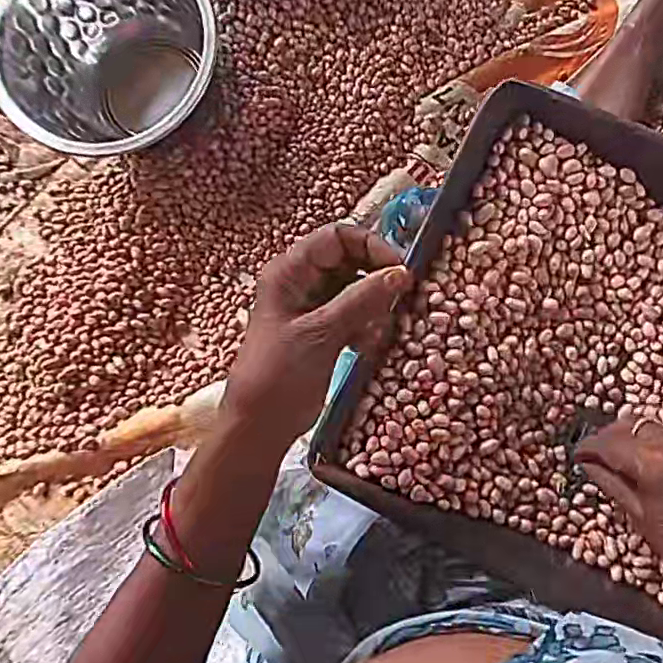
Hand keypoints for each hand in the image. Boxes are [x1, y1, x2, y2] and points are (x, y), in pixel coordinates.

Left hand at [223, 223, 410, 447]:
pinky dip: (366, 325)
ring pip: (356, 289)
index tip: (399, 269)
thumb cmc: (279, 374)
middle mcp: (301, 283)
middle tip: (399, 299)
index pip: (336, 237)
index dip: (371, 246)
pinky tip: (368, 344)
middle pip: (350, 261)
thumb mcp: (322, 332)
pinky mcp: (324, 332)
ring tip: (377, 329)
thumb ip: (362, 299)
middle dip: (376, 278)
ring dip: (374, 305)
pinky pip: (354, 315)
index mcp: (290, 272)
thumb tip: (402, 273)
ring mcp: (313, 308)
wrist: (260, 424)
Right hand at [575, 417, 662, 584]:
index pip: (609, 443)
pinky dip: (659, 446)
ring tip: (624, 459)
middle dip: (610, 438)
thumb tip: (588, 464)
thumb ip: (610, 482)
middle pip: (630, 426)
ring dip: (634, 439)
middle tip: (597, 455)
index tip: (578, 454)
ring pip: (653, 428)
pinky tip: (654, 465)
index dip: (588, 447)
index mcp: (652, 463)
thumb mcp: (638, 516)